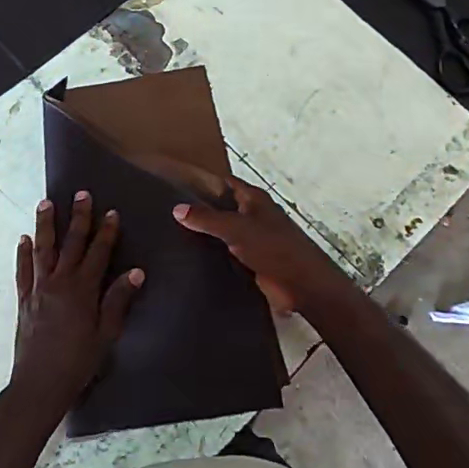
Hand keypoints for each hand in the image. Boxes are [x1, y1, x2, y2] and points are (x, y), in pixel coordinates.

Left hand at [9, 192, 142, 418]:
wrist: (39, 383)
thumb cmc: (78, 361)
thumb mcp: (106, 334)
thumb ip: (118, 300)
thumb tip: (136, 272)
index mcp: (83, 289)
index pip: (98, 253)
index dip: (106, 232)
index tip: (111, 211)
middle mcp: (59, 282)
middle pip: (70, 243)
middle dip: (78, 217)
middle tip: (81, 193)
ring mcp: (38, 288)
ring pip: (43, 249)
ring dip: (45, 225)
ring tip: (46, 202)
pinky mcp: (24, 299)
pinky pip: (23, 270)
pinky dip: (23, 253)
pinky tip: (24, 239)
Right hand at [172, 176, 357, 314]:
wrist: (303, 286)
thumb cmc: (275, 248)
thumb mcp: (237, 229)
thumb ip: (207, 218)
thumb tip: (177, 208)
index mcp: (253, 199)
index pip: (223, 182)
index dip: (202, 181)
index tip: (175, 185)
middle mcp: (252, 215)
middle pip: (221, 207)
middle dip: (199, 210)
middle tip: (166, 211)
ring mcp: (252, 239)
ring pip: (222, 232)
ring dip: (204, 234)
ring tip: (170, 234)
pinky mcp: (250, 262)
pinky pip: (225, 253)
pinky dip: (211, 254)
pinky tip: (189, 258)